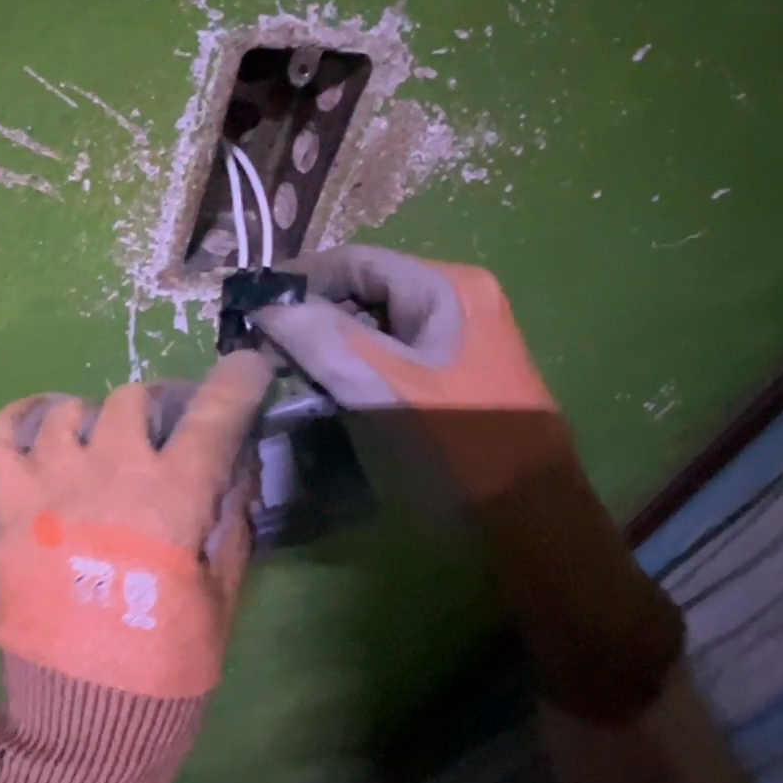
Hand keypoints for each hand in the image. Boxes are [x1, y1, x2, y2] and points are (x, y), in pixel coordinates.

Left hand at [0, 351, 273, 698]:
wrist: (83, 717)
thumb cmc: (166, 660)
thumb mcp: (222, 592)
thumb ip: (229, 517)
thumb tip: (231, 464)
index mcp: (171, 496)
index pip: (213, 416)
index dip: (235, 383)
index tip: (245, 366)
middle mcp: (106, 472)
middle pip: (131, 399)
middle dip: (155, 408)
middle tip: (161, 430)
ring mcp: (45, 483)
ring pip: (67, 411)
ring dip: (92, 422)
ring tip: (99, 446)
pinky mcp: (0, 506)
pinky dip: (19, 421)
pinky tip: (37, 426)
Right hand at [252, 245, 683, 724]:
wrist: (532, 523)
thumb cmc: (455, 446)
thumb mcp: (377, 388)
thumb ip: (318, 337)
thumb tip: (264, 304)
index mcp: (446, 286)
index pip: (355, 260)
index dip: (298, 279)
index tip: (250, 307)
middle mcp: (458, 297)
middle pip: (365, 288)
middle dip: (312, 313)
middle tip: (263, 345)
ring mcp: (462, 334)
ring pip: (377, 321)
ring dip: (330, 340)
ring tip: (287, 367)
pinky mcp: (459, 369)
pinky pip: (394, 349)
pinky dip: (356, 361)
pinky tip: (328, 387)